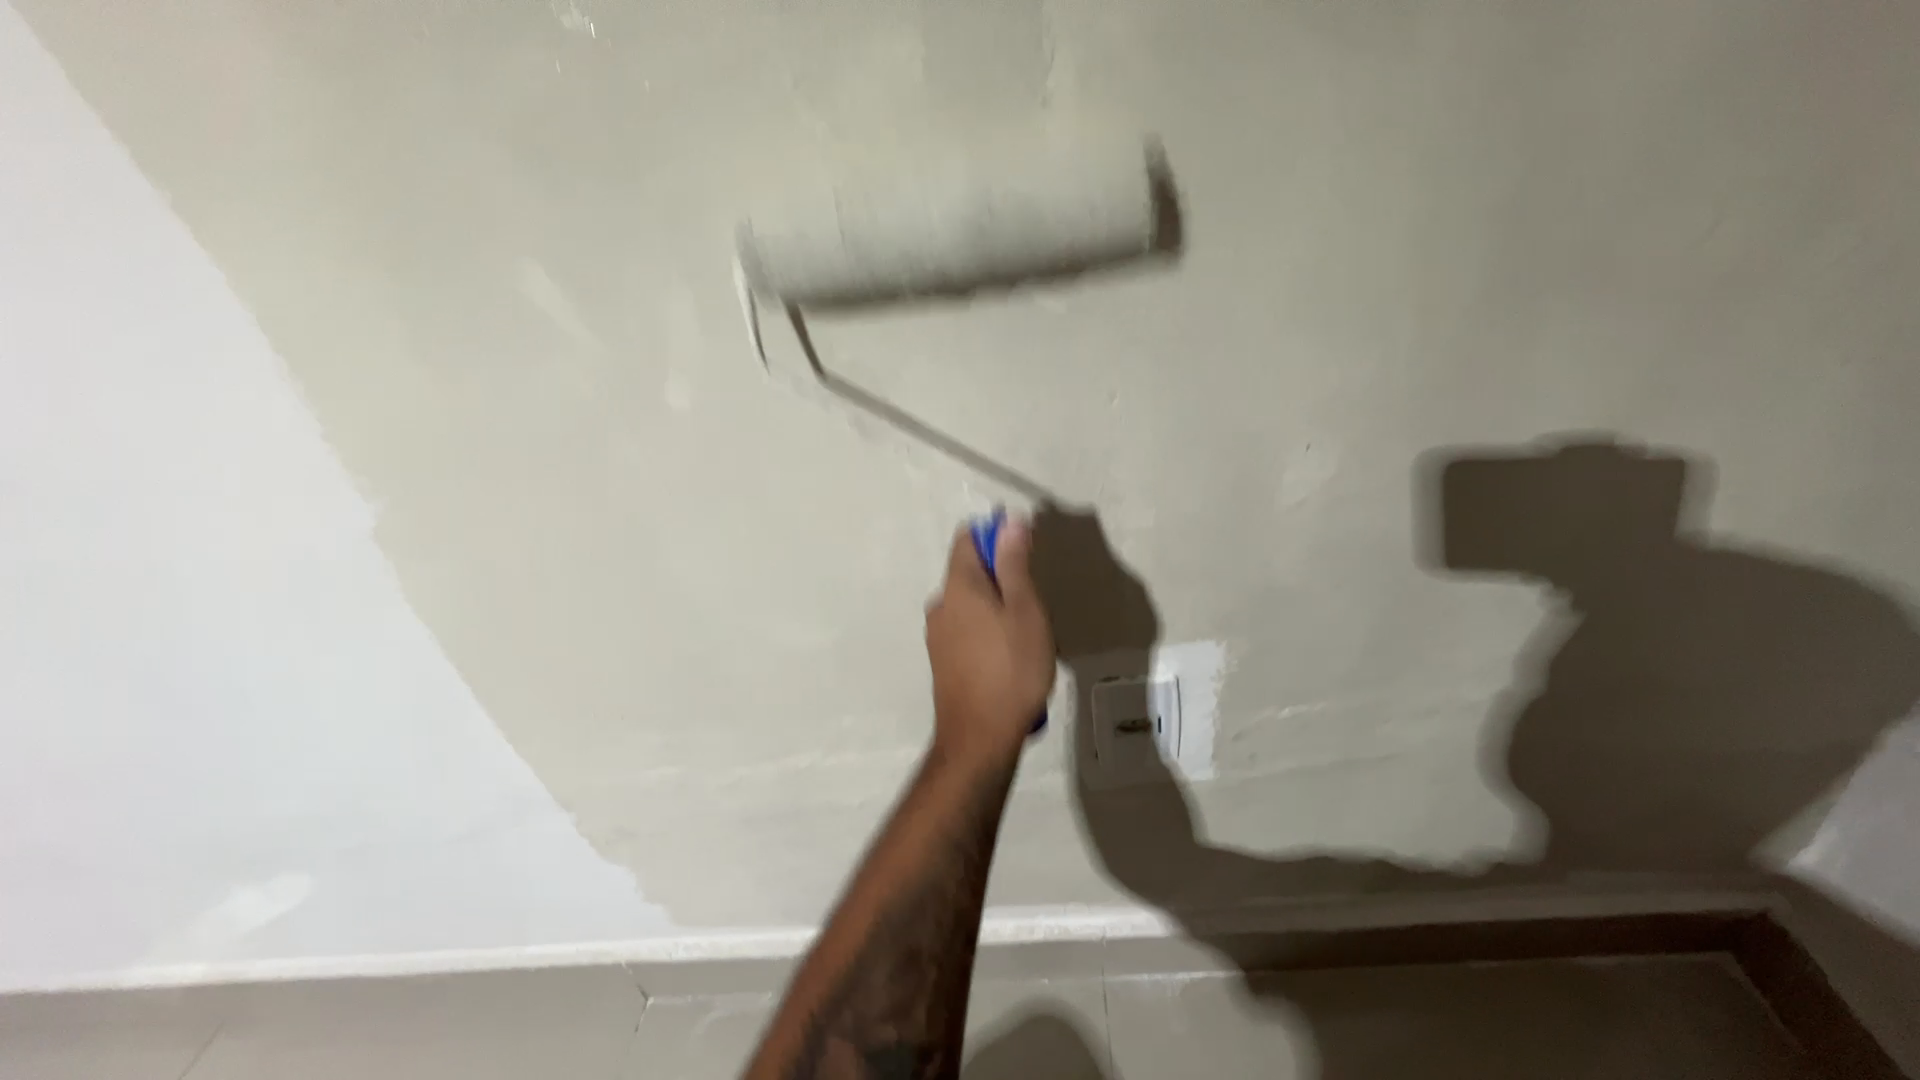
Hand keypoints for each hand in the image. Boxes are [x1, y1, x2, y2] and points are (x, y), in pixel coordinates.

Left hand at [925, 516, 1056, 759]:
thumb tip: (1009, 521)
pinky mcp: (943, 662)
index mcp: (958, 586)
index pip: (967, 539)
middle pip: (969, 572)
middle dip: (1001, 576)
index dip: (995, 534)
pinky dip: (987, 631)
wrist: (980, 737)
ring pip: (970, 604)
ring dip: (996, 607)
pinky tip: (1009, 658)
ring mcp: (937, 636)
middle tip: (1034, 602)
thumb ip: (1015, 564)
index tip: (1024, 549)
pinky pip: (966, 630)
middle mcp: (940, 605)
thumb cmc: (1011, 668)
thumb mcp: (1024, 610)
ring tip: (1027, 635)